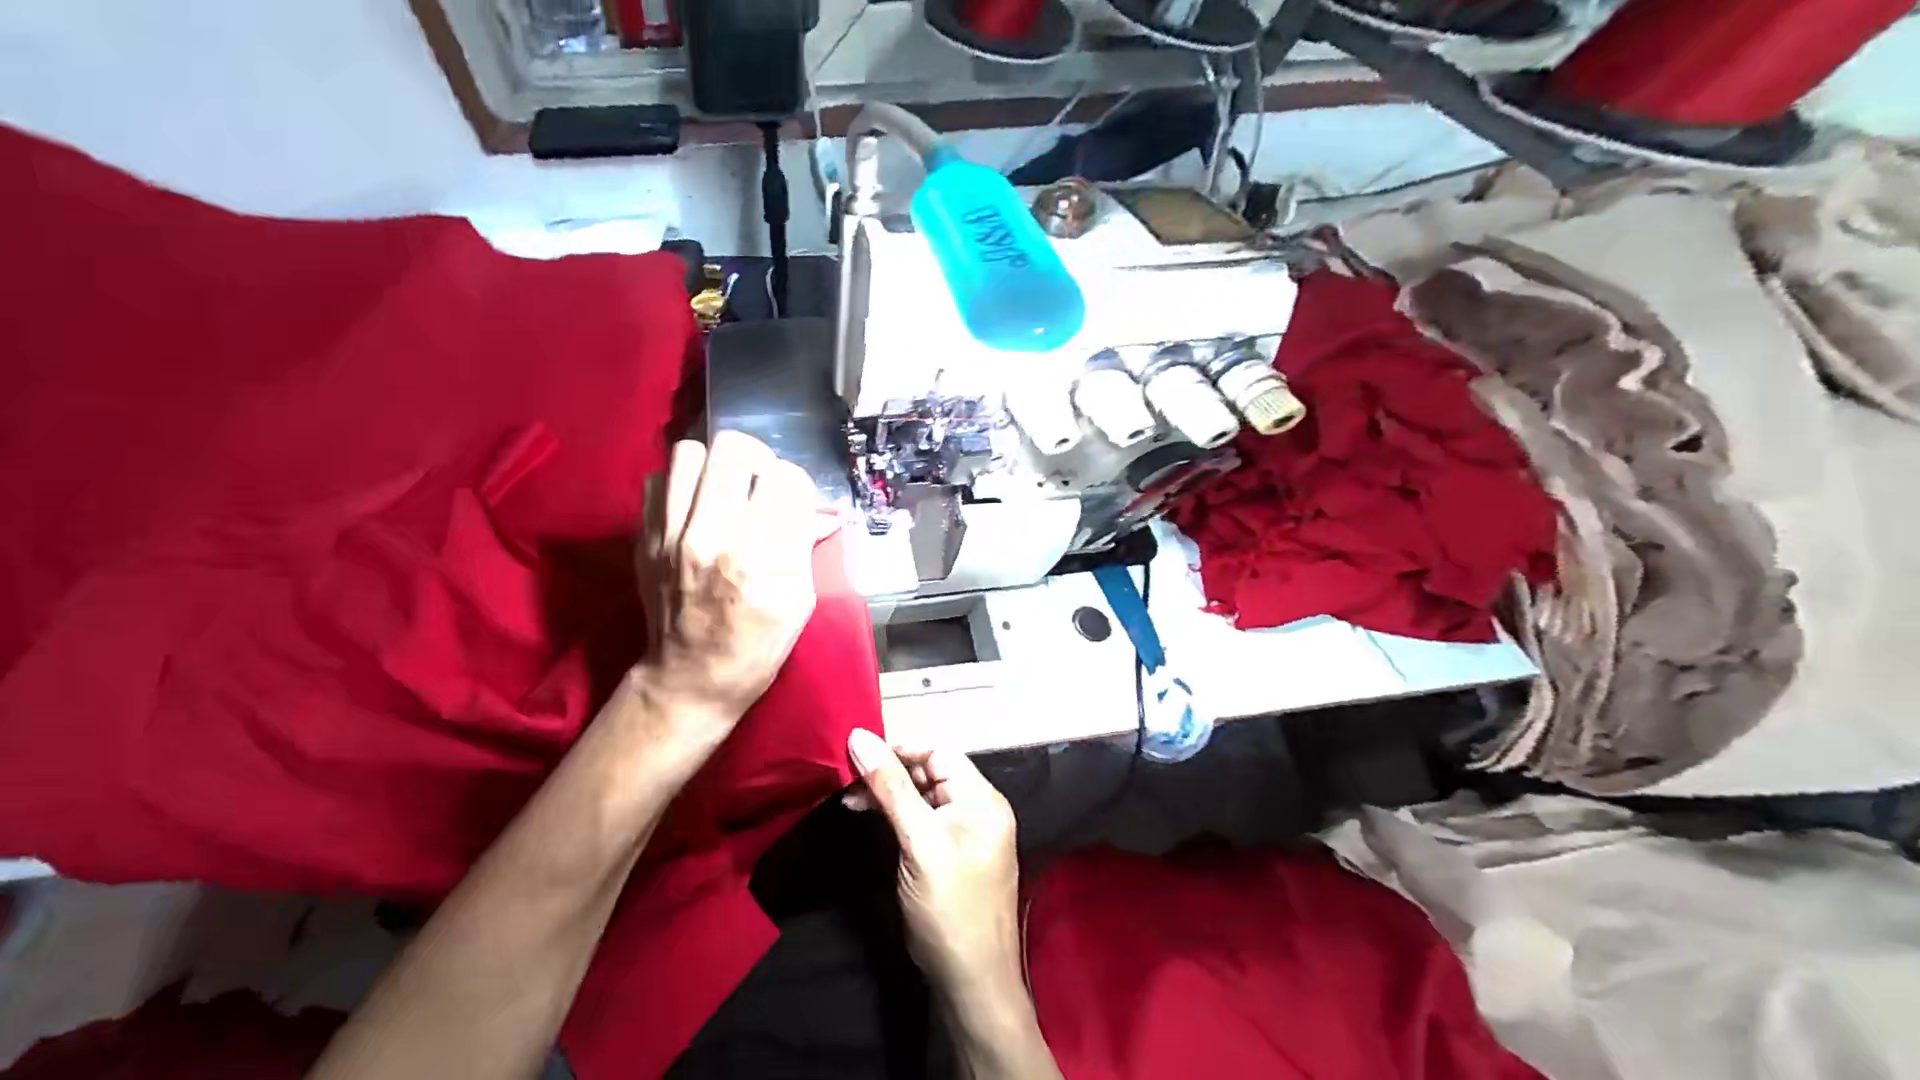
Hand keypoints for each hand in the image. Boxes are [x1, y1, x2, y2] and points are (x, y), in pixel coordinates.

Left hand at [636, 432, 818, 728]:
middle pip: (736, 451)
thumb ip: (806, 546)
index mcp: (760, 559)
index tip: (795, 502)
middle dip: (760, 460)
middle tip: (762, 483)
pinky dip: (683, 482)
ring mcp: (670, 535)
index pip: (786, 480)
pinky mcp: (645, 538)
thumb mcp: (800, 601)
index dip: (797, 485)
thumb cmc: (758, 647)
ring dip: (717, 464)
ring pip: (692, 453)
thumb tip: (827, 512)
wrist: (692, 679)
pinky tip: (697, 504)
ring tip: (727, 486)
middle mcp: (712, 538)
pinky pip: (660, 478)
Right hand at [847, 729, 1022, 1000]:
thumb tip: (859, 736)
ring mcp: (964, 833)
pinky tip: (870, 815)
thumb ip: (891, 787)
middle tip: (848, 781)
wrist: (971, 984)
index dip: (900, 749)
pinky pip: (920, 820)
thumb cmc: (949, 908)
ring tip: (851, 799)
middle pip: (930, 772)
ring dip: (888, 794)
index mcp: (983, 799)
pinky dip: (895, 815)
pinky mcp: (949, 854)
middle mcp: (978, 809)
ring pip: (921, 796)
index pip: (939, 752)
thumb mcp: (918, 842)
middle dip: (890, 772)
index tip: (859, 756)